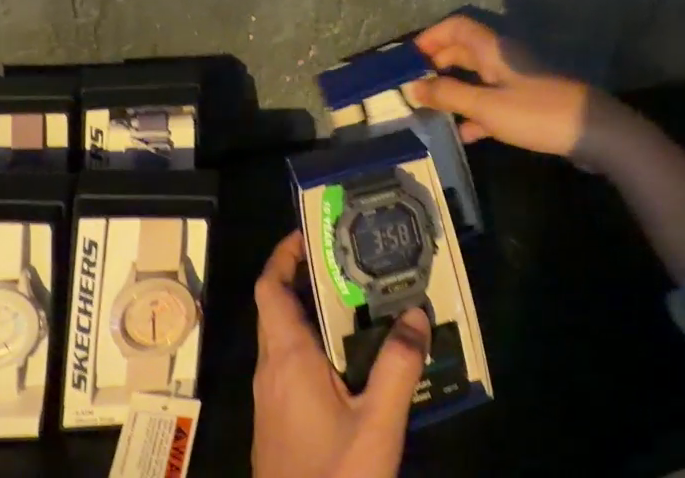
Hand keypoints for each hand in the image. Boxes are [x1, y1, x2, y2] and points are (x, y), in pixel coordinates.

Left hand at [252, 233, 430, 477]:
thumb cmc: (333, 477)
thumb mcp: (377, 426)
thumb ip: (398, 367)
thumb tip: (415, 313)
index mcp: (286, 359)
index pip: (269, 289)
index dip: (284, 254)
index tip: (314, 232)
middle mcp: (270, 371)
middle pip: (278, 307)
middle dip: (310, 277)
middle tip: (353, 258)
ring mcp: (272, 398)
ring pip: (287, 337)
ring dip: (317, 312)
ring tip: (362, 297)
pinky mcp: (281, 421)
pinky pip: (293, 364)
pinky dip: (318, 343)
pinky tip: (356, 355)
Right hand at [404, 15, 627, 160]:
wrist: (594, 133)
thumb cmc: (537, 113)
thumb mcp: (487, 106)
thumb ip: (449, 95)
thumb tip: (412, 86)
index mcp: (494, 50)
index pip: (457, 26)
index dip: (431, 36)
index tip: (408, 57)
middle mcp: (504, 59)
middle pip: (465, 50)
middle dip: (438, 62)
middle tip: (414, 83)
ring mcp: (517, 81)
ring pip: (477, 77)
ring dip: (454, 87)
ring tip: (430, 107)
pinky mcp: (527, 104)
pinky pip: (492, 101)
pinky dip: (474, 112)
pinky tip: (463, 133)